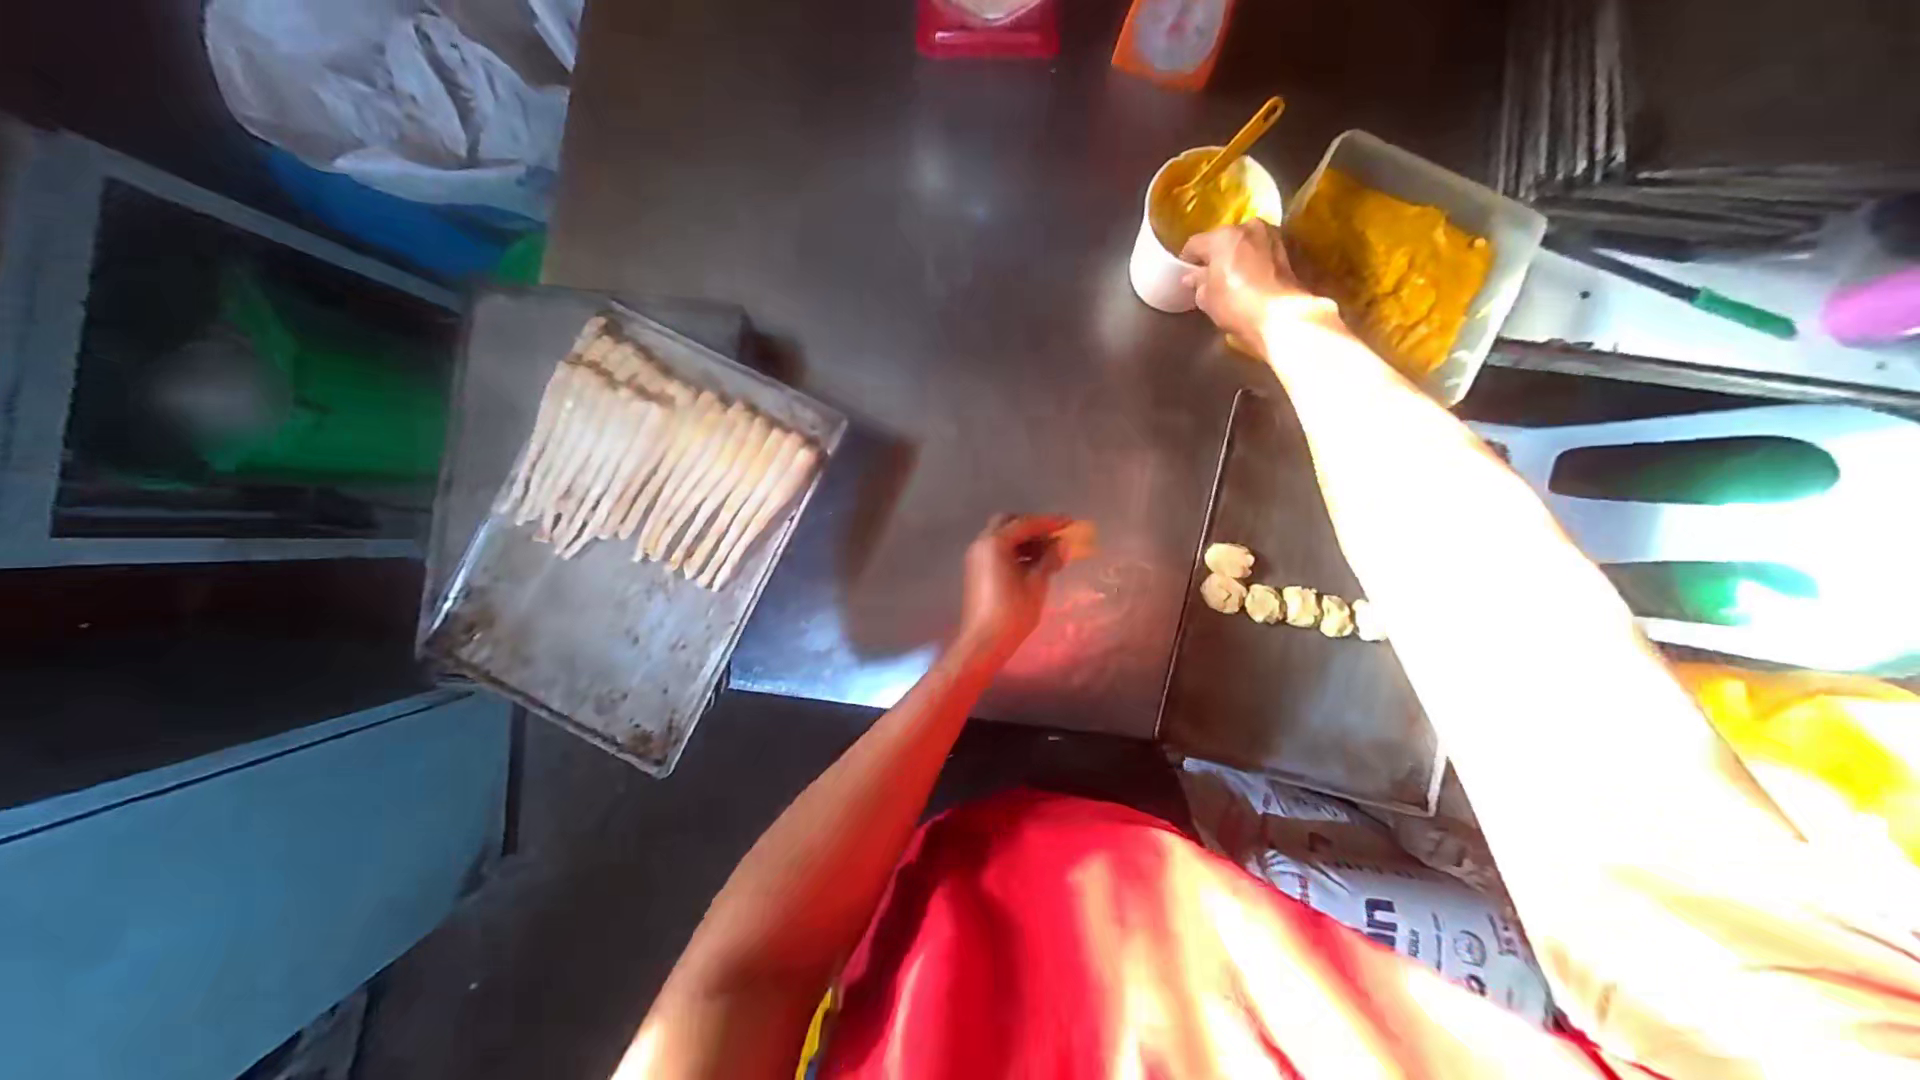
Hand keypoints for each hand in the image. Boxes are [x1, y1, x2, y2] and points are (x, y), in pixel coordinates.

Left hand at [956, 513, 1072, 664]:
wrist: (984, 641)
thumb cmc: (1013, 612)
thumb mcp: (1037, 583)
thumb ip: (1050, 559)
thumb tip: (1062, 545)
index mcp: (995, 543)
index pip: (1026, 523)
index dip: (1049, 522)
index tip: (1069, 522)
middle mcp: (982, 544)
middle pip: (1008, 524)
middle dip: (1032, 527)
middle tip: (1053, 537)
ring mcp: (976, 557)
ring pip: (1001, 538)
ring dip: (1023, 540)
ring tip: (1048, 554)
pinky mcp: (976, 571)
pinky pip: (996, 551)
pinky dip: (1014, 551)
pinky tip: (1032, 565)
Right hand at [1180, 222, 1336, 351]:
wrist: (1280, 315)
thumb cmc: (1236, 304)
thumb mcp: (1206, 298)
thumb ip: (1198, 282)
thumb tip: (1193, 277)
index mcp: (1222, 236)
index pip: (1195, 244)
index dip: (1187, 260)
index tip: (1186, 274)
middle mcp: (1247, 227)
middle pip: (1222, 239)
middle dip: (1215, 255)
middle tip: (1210, 276)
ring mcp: (1270, 235)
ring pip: (1244, 243)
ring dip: (1236, 256)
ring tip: (1232, 277)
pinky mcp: (1286, 249)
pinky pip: (1260, 252)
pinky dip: (1253, 261)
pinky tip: (1250, 278)